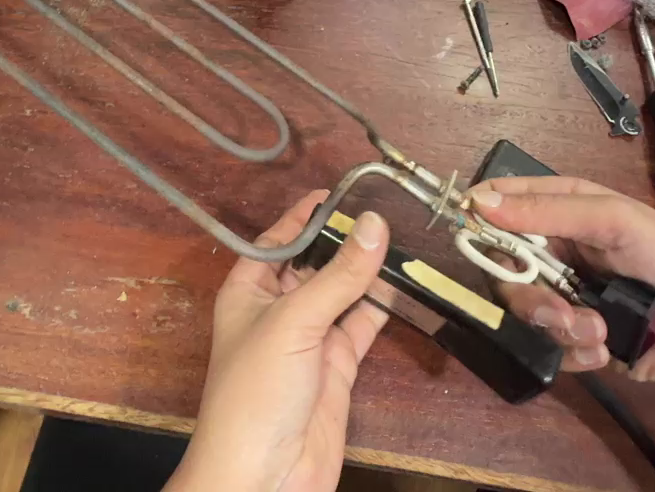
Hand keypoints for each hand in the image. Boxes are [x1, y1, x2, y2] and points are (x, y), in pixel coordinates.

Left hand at [166, 190, 390, 491]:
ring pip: (341, 291)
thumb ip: (339, 275)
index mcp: (249, 289)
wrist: (264, 479)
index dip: (305, 215)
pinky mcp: (336, 365)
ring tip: (403, 236)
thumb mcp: (294, 321)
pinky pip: (361, 324)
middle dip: (344, 239)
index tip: (340, 192)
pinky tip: (405, 281)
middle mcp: (278, 307)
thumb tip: (375, 223)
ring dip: (367, 269)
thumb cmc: (257, 388)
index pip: (278, 239)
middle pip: (314, 262)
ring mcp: (309, 337)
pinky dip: (382, 304)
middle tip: (385, 209)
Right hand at [469, 176, 654, 402]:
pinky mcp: (573, 334)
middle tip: (556, 306)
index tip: (465, 224)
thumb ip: (544, 211)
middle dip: (526, 288)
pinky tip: (603, 349)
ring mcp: (562, 291)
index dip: (482, 208)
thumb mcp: (610, 221)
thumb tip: (479, 202)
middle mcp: (557, 246)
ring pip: (522, 304)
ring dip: (556, 322)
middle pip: (504, 259)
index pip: (506, 197)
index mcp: (565, 207)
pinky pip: (545, 340)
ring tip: (595, 332)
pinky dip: (572, 348)